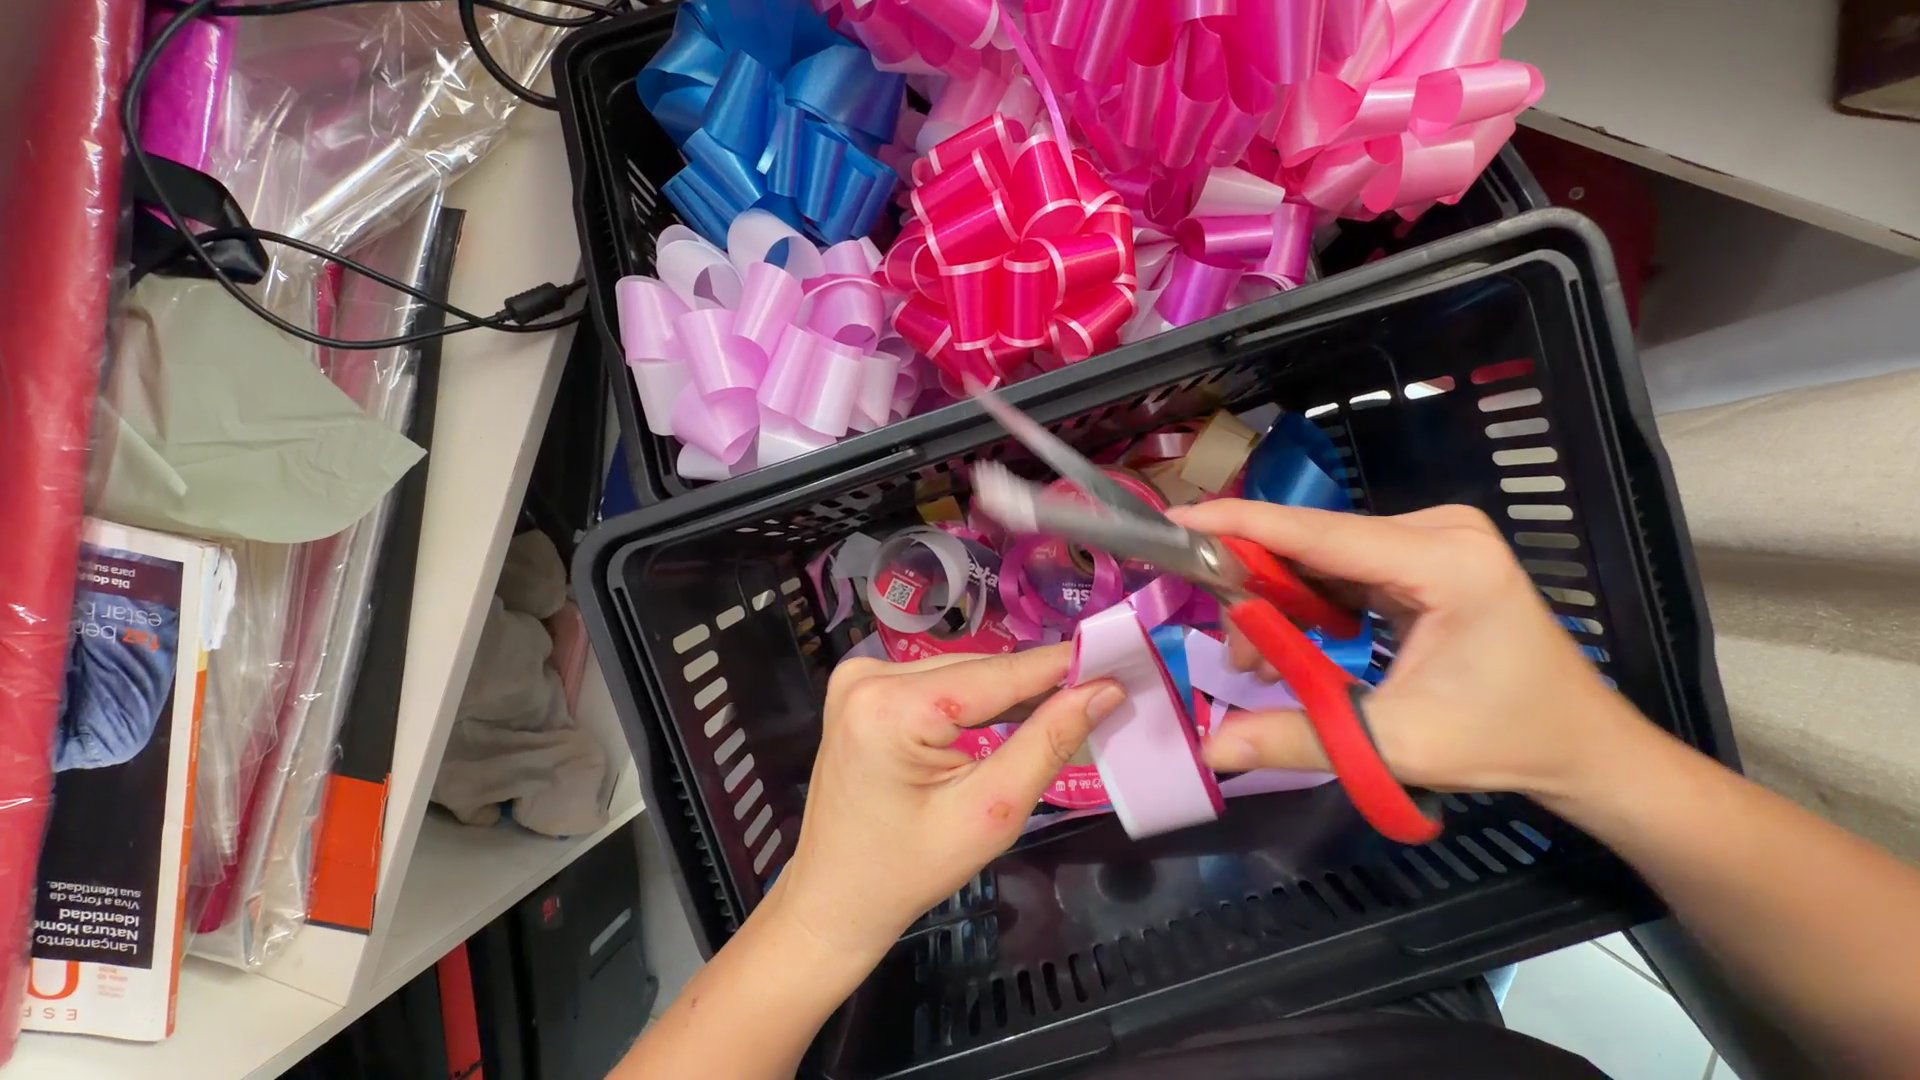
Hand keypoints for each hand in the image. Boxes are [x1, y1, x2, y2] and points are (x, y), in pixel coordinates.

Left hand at [769, 646, 1124, 959]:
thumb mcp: (991, 813)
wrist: (834, 898)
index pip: (997, 674)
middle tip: (1102, 688)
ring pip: (960, 673)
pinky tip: (1013, 710)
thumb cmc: (910, 869)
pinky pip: (935, 682)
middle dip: (1036, 684)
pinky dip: (974, 698)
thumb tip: (1103, 690)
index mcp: (891, 706)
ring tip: (1068, 698)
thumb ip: (1048, 743)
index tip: (1118, 656)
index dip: (1062, 666)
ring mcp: (859, 677)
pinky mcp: (860, 688)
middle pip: (977, 671)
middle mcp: (868, 674)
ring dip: (1008, 691)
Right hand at [1169, 501, 1644, 800]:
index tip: (1175, 525)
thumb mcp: (1398, 745)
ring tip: (1263, 662)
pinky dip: (1303, 601)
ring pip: (1317, 553)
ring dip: (1276, 600)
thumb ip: (1299, 739)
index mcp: (1444, 561)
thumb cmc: (1506, 740)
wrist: (1584, 746)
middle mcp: (1437, 530)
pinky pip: (1338, 564)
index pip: (1317, 533)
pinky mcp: (1422, 554)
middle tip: (1235, 654)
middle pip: (1311, 541)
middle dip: (1255, 589)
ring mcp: (1432, 537)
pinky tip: (1293, 643)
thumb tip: (1211, 749)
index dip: (1239, 526)